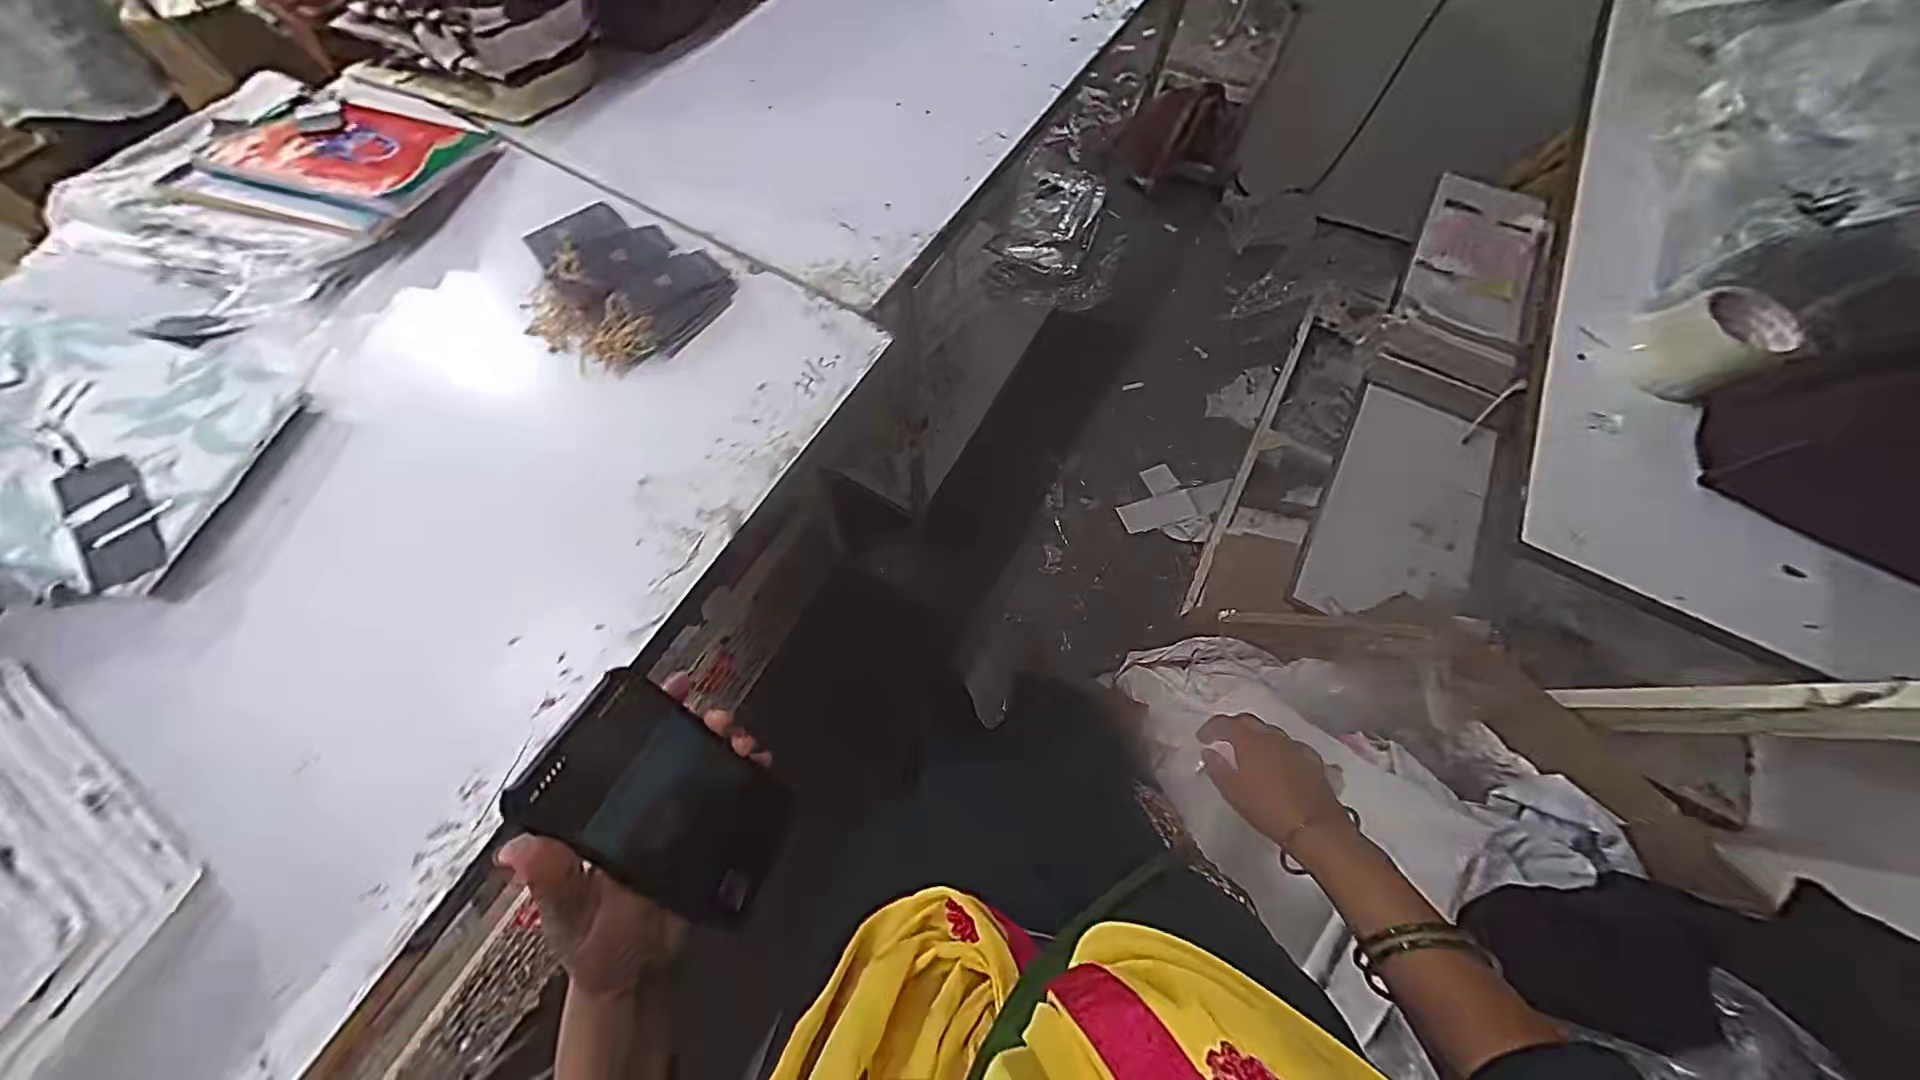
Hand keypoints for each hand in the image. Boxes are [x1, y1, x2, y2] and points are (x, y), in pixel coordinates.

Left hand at [495, 672, 770, 999]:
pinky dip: (747, 773)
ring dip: (726, 744)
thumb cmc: (595, 943)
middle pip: (676, 748)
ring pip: (707, 764)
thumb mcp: (567, 912)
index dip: (650, 714)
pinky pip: (731, 794)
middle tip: (716, 720)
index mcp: (607, 812)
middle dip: (700, 723)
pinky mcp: (707, 831)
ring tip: (740, 743)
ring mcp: (678, 816)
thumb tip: (517, 849)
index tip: (672, 689)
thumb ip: (551, 880)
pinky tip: (757, 765)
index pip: (627, 750)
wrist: (639, 971)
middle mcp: (644, 805)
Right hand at [1198, 713, 1355, 851]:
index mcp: (1250, 740)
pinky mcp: (1314, 761)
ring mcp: (1296, 747)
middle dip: (1234, 728)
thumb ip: (1217, 768)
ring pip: (1272, 734)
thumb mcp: (1232, 792)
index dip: (1211, 728)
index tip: (1202, 738)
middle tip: (1224, 740)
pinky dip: (1281, 752)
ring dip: (1258, 739)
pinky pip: (1292, 748)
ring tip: (1252, 754)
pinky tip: (1280, 763)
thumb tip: (1209, 752)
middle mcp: (1273, 737)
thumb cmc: (1267, 809)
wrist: (1315, 829)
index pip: (1225, 723)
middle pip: (1249, 722)